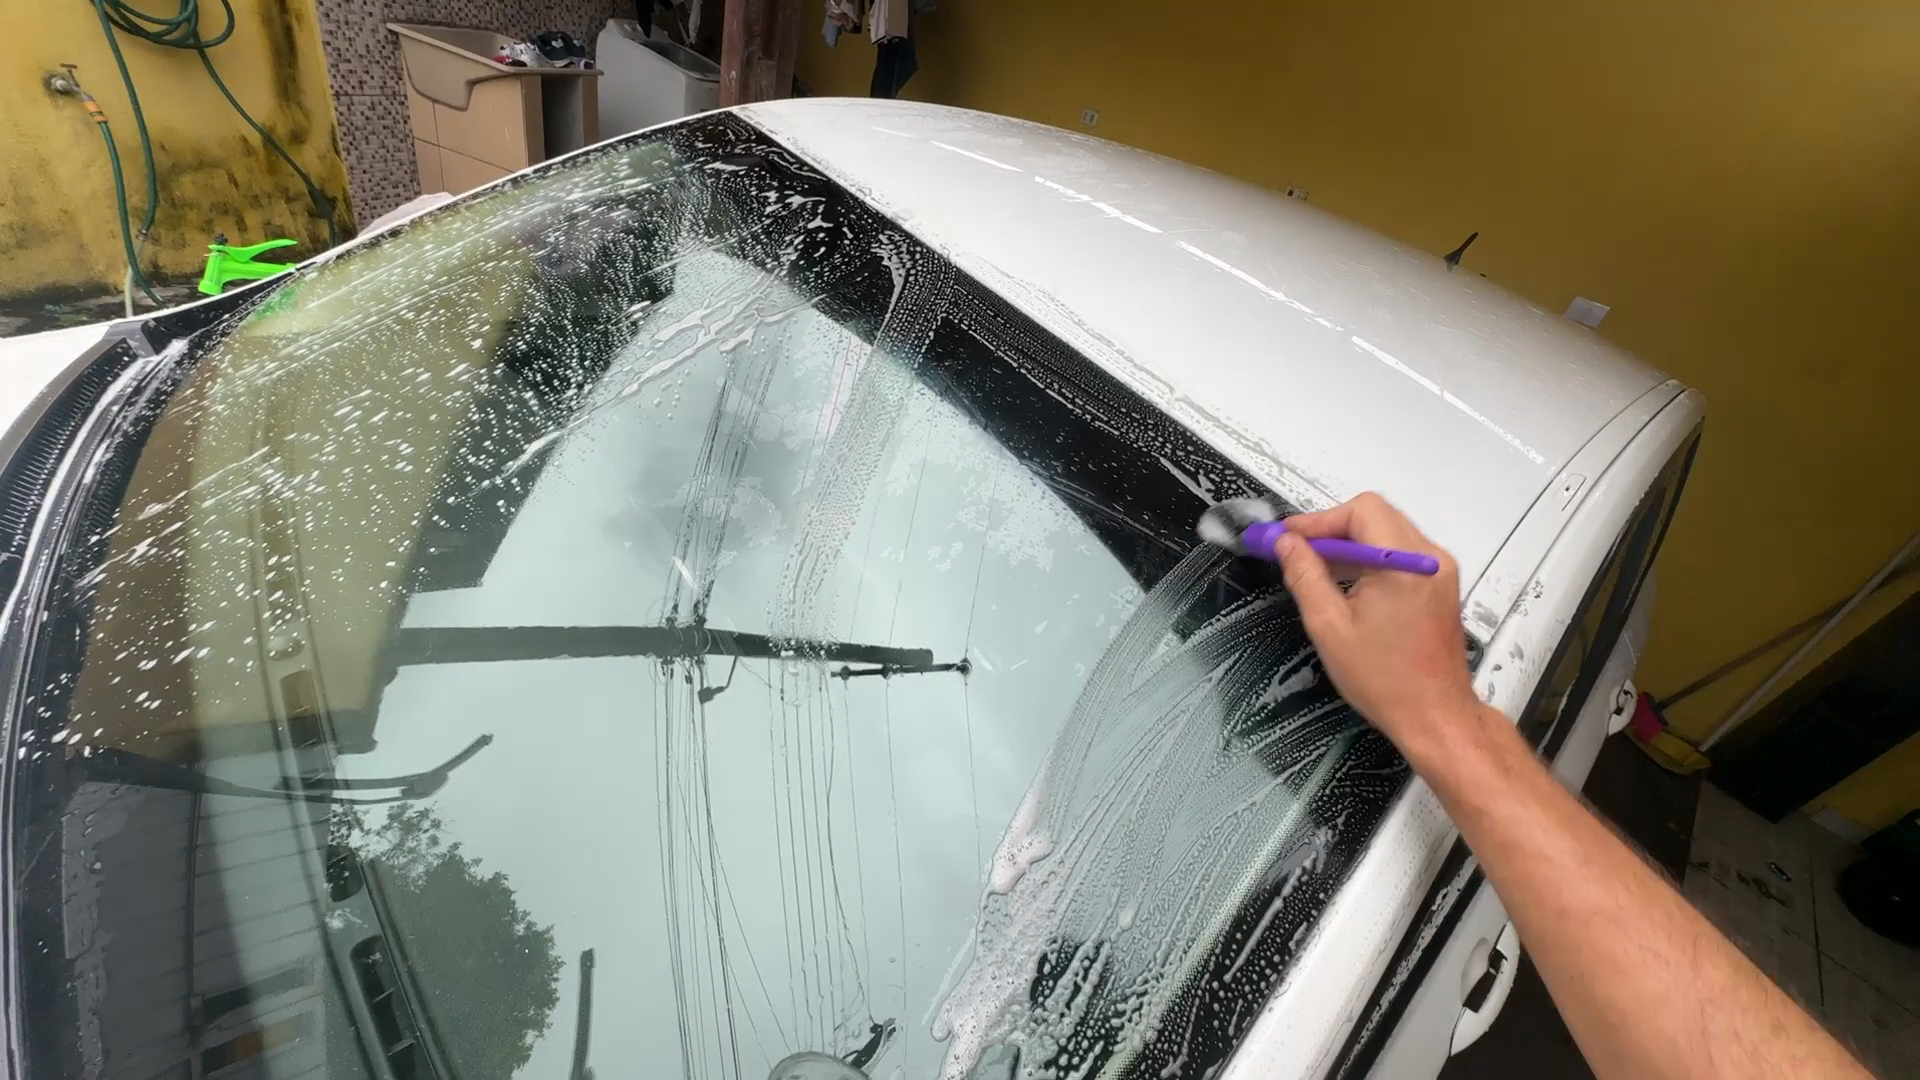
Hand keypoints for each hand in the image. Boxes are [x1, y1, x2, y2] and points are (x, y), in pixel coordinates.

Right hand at [1273, 493, 1479, 748]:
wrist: (1434, 715)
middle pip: (1374, 514)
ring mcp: (1439, 570)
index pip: (1359, 511)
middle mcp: (1430, 558)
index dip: (1317, 520)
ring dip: (1347, 541)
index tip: (1285, 537)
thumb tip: (1286, 543)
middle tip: (1295, 550)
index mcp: (1404, 565)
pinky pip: (1397, 551)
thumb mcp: (1328, 625)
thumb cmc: (1383, 678)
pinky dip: (1366, 555)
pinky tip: (1343, 579)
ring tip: (1314, 567)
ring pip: (1385, 530)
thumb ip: (1305, 575)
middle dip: (1330, 527)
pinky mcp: (1438, 583)